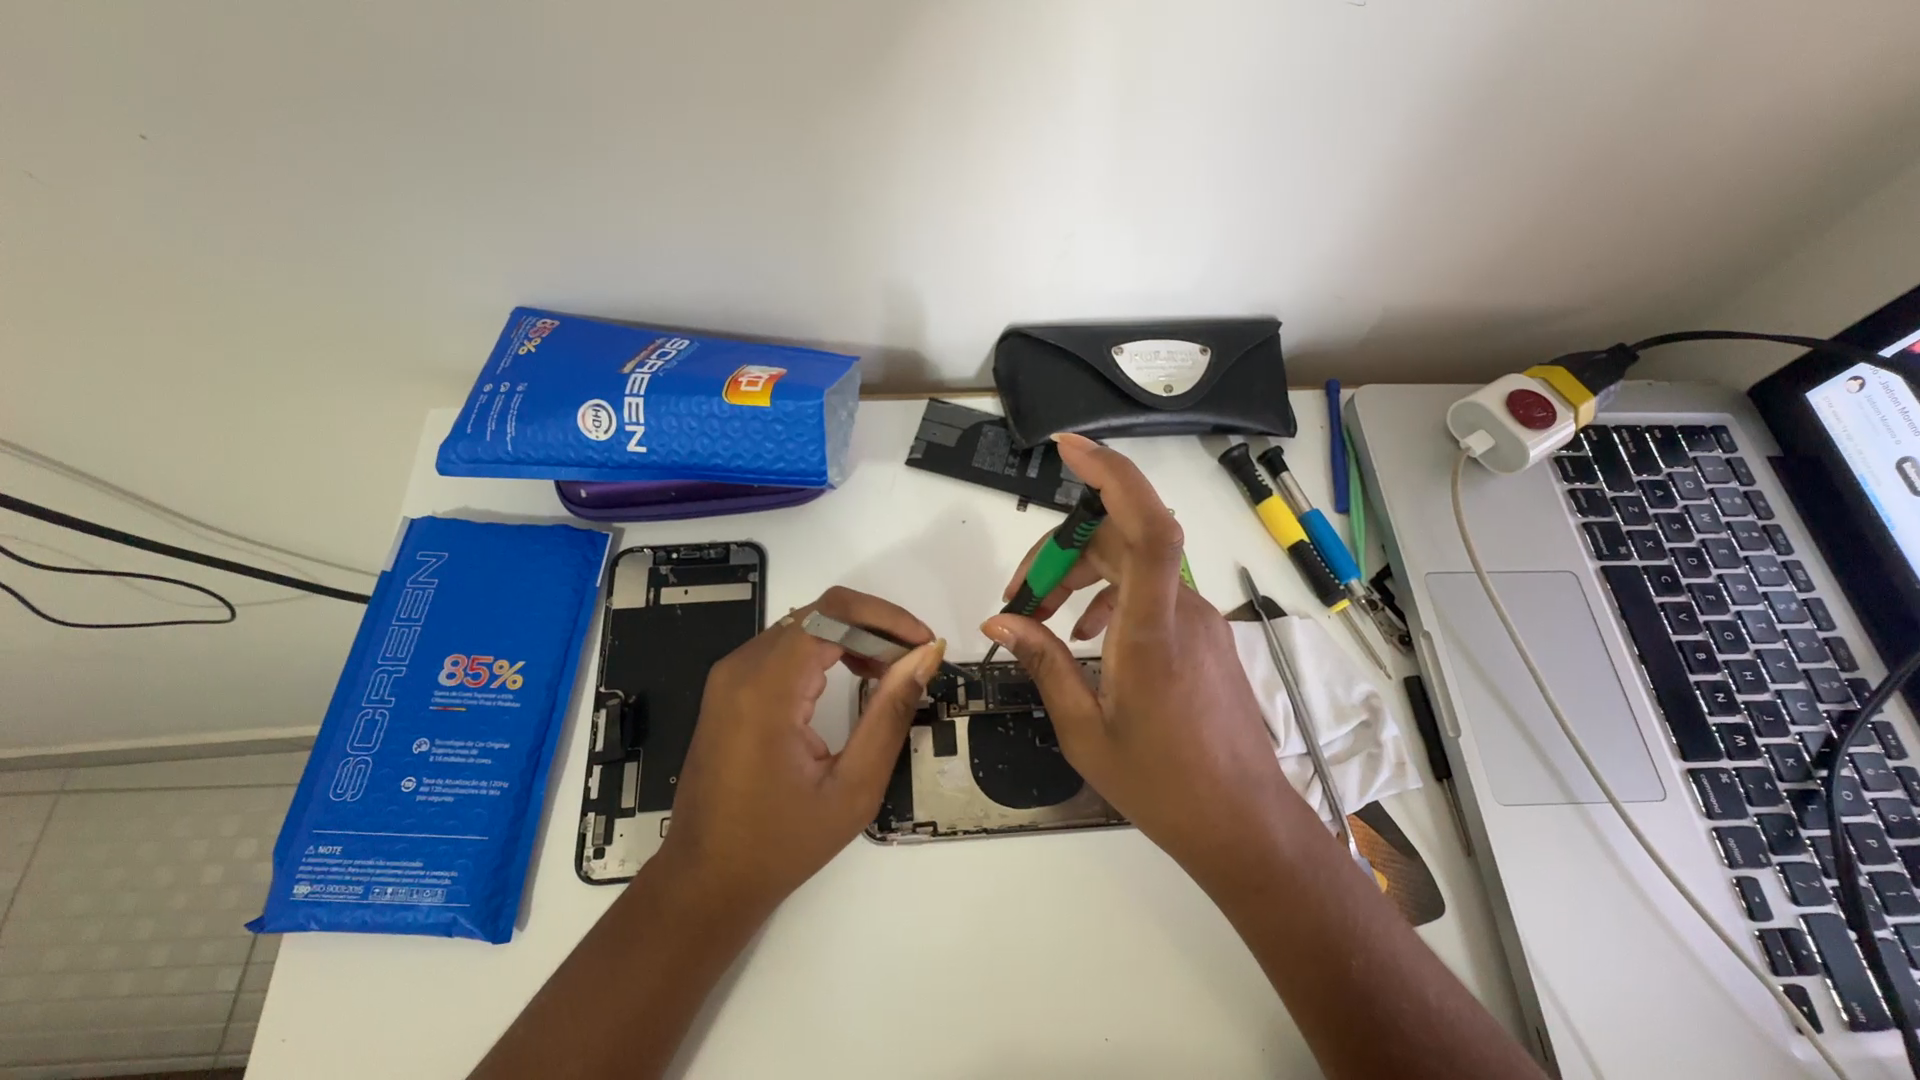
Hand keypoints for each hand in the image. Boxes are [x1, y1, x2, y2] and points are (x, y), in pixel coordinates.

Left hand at [658, 586, 943, 913]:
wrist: (707, 878)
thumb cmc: (781, 843)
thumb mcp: (853, 787)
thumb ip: (891, 713)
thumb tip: (925, 656)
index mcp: (766, 689)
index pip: (833, 613)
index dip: (886, 618)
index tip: (923, 644)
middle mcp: (741, 669)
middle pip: (818, 614)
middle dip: (874, 628)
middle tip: (913, 663)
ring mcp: (729, 678)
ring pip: (802, 626)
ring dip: (852, 638)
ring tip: (890, 673)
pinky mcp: (729, 690)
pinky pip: (784, 649)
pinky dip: (826, 652)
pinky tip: (854, 679)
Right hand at [982, 434, 1302, 882]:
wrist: (1244, 824)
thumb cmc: (1161, 785)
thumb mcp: (1084, 729)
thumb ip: (1044, 664)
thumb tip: (1001, 622)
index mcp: (1152, 631)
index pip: (1145, 526)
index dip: (1111, 475)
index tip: (1069, 448)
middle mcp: (1183, 612)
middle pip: (1121, 542)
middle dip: (1061, 555)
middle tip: (1018, 600)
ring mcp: (1201, 623)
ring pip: (1135, 569)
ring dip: (1083, 580)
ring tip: (1043, 624)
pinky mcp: (1207, 639)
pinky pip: (1154, 596)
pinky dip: (1113, 601)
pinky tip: (1087, 639)